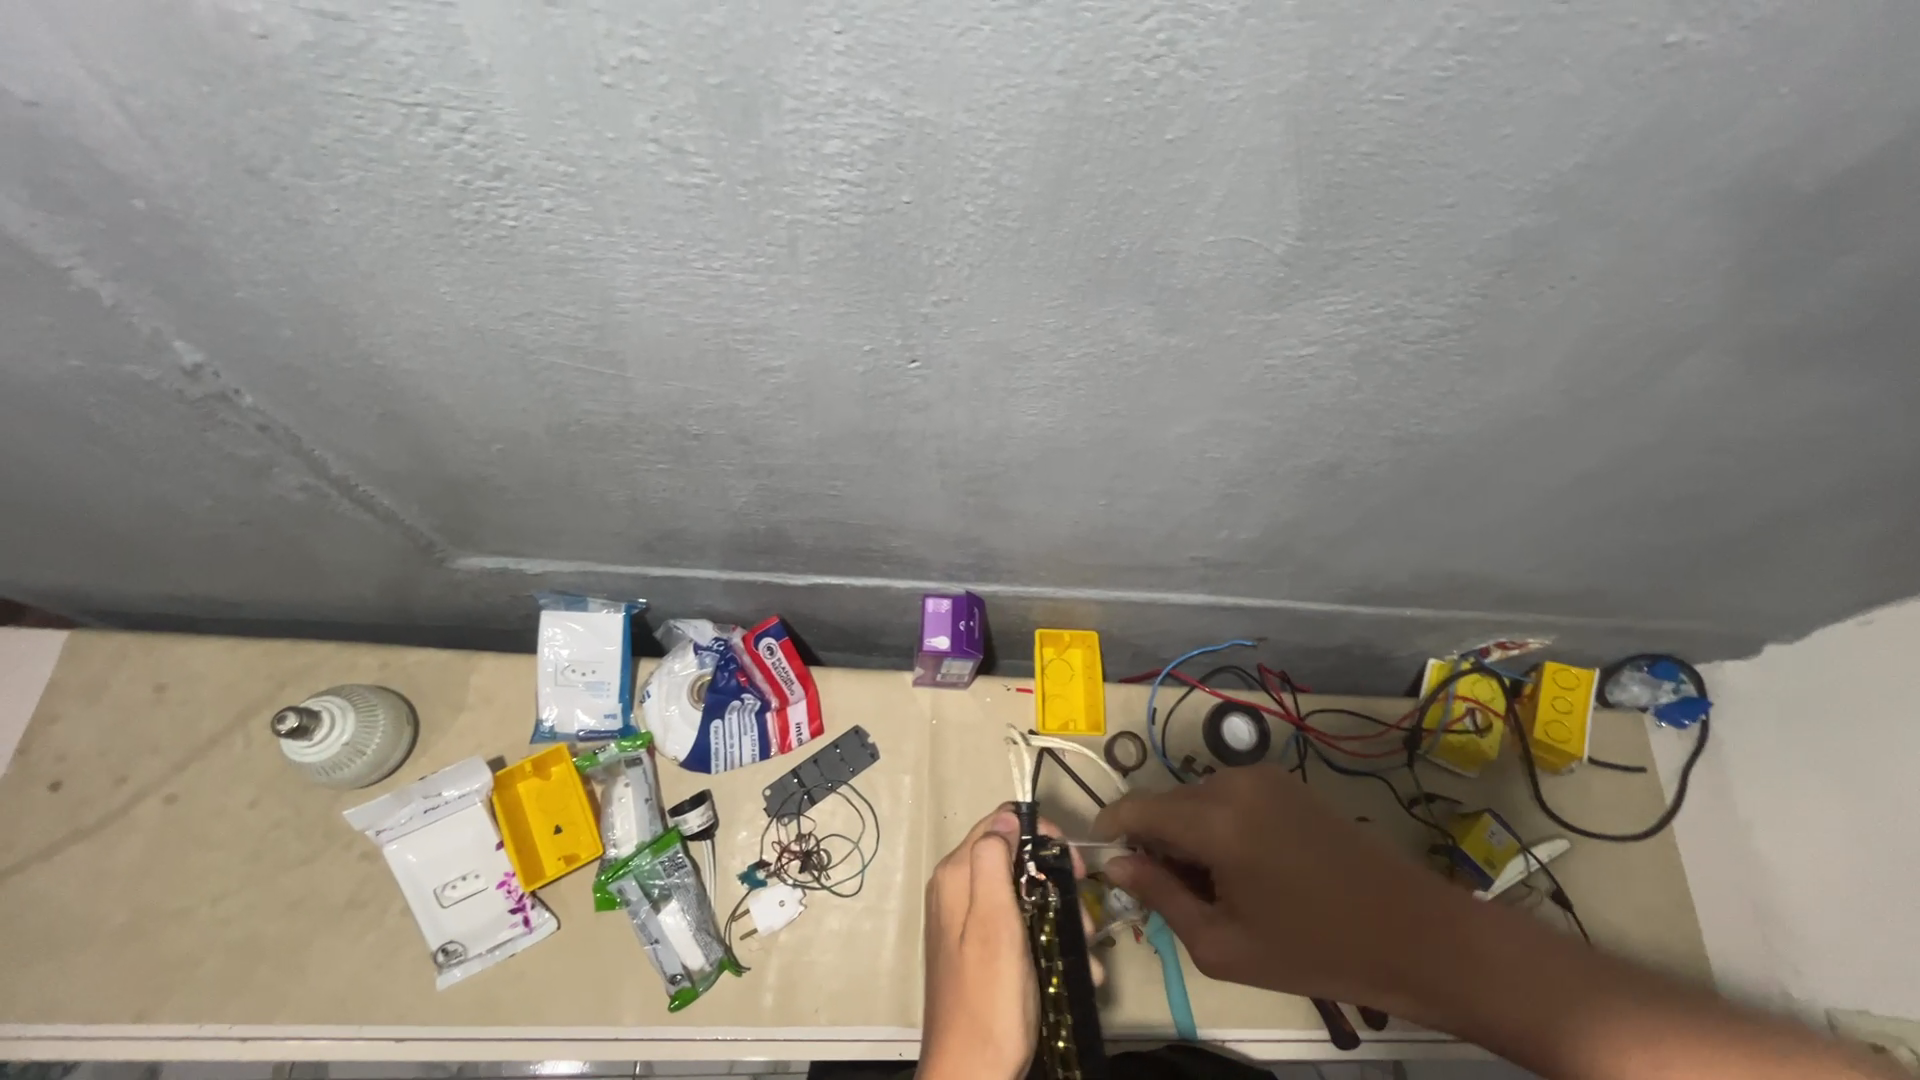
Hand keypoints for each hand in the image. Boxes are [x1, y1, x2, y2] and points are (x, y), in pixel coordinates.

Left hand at [920, 805, 1082, 1079]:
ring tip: (1086, 947)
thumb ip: (993, 861)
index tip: (1072, 864)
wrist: (973, 1073)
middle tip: (1084, 906)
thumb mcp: (994, 921)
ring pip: (1024, 895)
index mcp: (956, 876)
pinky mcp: (983, 952)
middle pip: (1013, 858)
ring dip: (1061, 914)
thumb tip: (1005, 816)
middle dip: (1055, 878)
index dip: (1039, 833)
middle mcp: (957, 891)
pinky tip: (1075, 966)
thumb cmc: (989, 996)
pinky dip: (1048, 939)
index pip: (998, 823)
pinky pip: (1020, 927)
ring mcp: (968, 923)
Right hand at [1094, 764, 1472, 1011]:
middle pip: (1165, 803)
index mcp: (1214, 820)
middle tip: (1173, 895)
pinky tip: (1245, 867)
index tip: (1101, 858)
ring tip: (1216, 888)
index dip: (1110, 829)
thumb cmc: (1315, 950)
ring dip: (1187, 834)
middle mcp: (1232, 781)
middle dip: (1155, 841)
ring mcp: (1262, 777)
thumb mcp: (1223, 944)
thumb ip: (1160, 896)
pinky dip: (1217, 825)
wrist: (1415, 933)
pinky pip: (1226, 796)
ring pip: (1195, 799)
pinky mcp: (1285, 782)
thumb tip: (1116, 864)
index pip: (1135, 808)